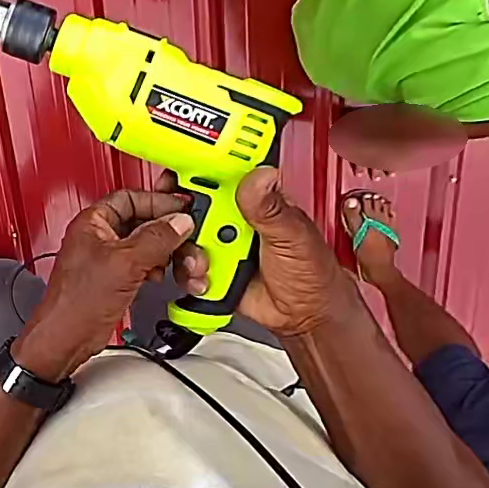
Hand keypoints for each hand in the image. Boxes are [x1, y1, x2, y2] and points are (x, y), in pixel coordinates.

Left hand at [11, 190, 196, 381]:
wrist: (67, 339)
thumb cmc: (75, 302)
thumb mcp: (124, 263)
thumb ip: (156, 239)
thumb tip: (179, 222)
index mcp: (94, 222)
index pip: (132, 198)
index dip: (160, 201)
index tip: (184, 209)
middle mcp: (102, 237)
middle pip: (147, 224)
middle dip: (173, 236)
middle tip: (190, 245)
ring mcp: (111, 259)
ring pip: (152, 247)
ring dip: (174, 257)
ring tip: (188, 269)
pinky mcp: (119, 279)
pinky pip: (148, 266)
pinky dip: (164, 271)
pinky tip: (172, 279)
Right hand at [169, 167, 352, 336]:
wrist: (304, 314)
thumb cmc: (310, 270)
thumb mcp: (292, 234)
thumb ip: (270, 207)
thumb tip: (260, 177)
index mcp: (252, 199)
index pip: (215, 175)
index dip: (190, 173)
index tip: (178, 179)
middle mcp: (231, 217)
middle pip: (188, 206)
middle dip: (181, 220)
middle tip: (196, 233)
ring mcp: (217, 243)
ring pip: (182, 238)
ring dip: (189, 254)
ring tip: (208, 265)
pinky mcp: (209, 268)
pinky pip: (184, 267)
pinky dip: (189, 276)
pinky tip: (207, 280)